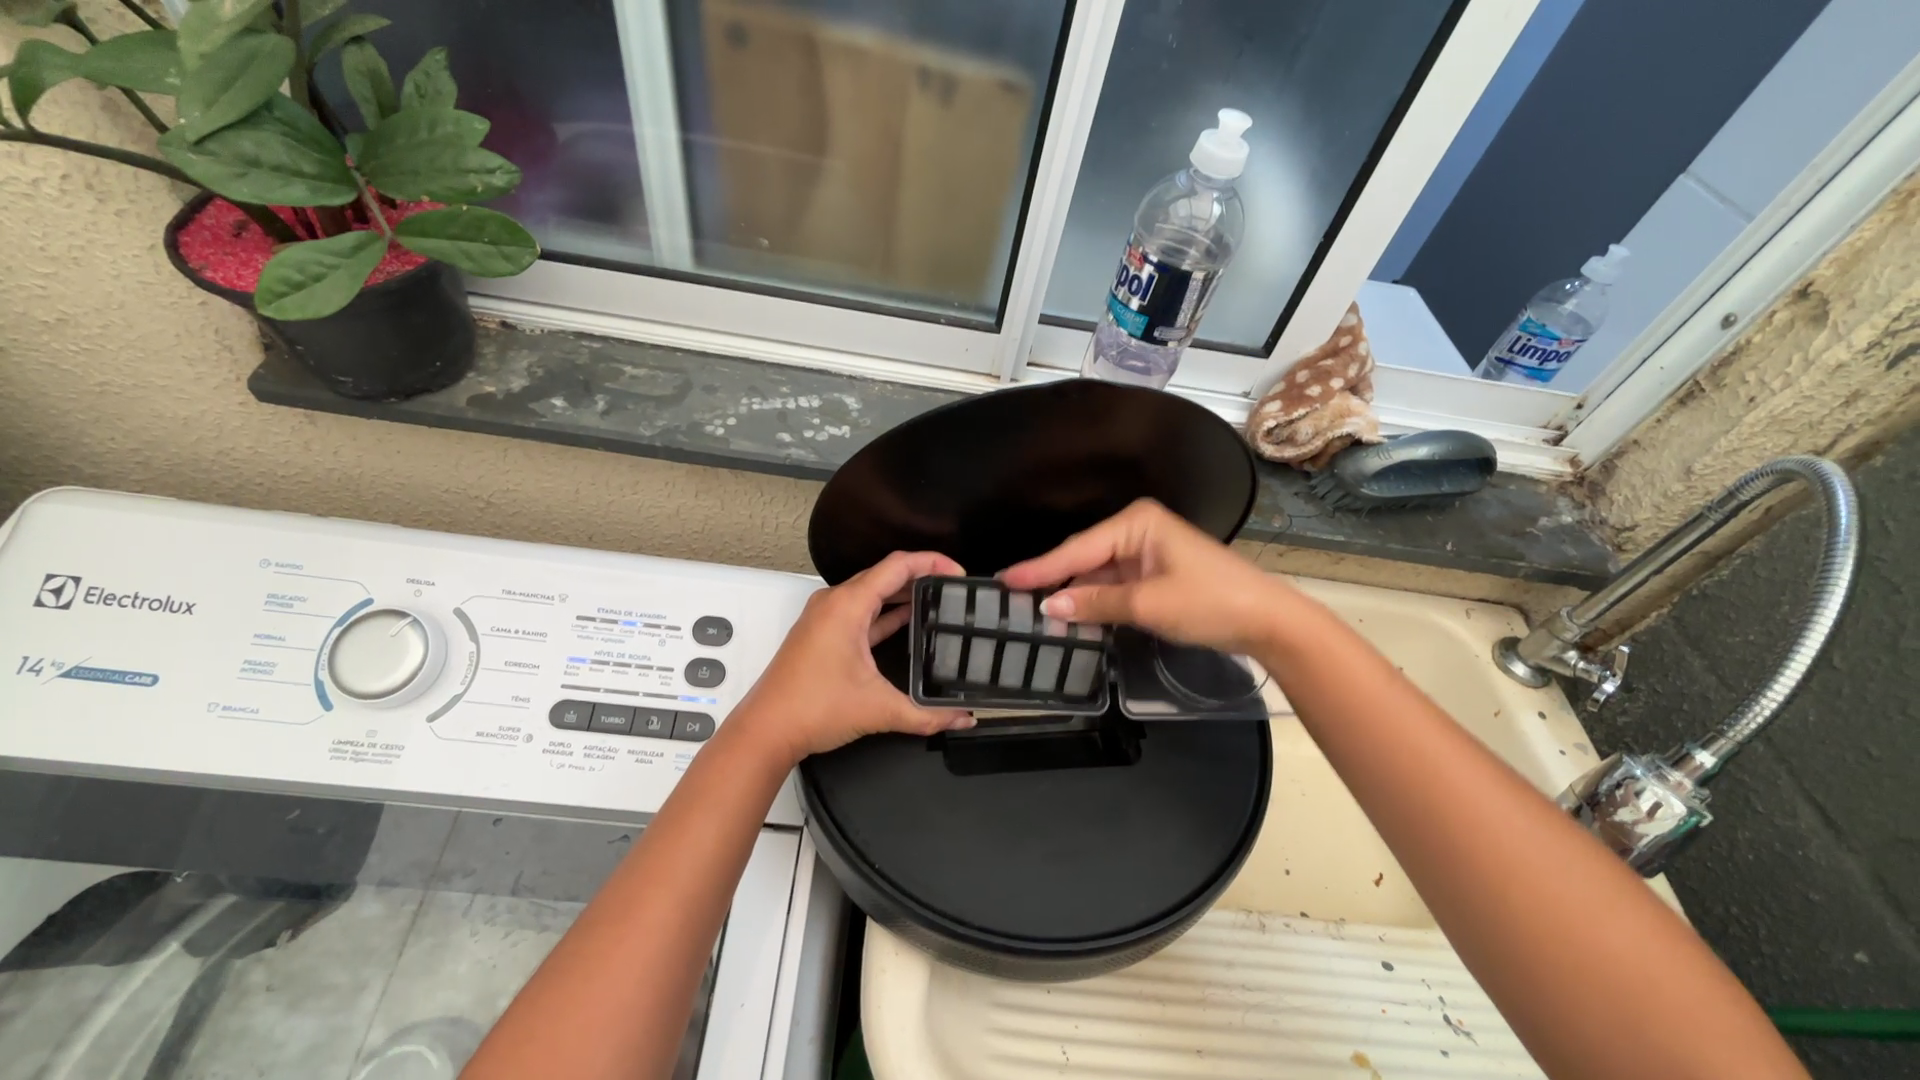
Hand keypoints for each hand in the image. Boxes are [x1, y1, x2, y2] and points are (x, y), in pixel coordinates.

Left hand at [730, 551, 974, 764]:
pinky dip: (885, 611)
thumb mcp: (879, 709)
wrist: (766, 731)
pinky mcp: (823, 634)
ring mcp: (825, 618)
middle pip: (885, 574)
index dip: (932, 562)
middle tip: (952, 584)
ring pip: (872, 592)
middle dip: (921, 575)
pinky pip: (860, 611)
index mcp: (847, 606)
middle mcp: (833, 603)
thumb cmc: (806, 709)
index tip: (957, 570)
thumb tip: (961, 717)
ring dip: (903, 592)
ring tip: (936, 598)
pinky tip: (906, 620)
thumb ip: (927, 714)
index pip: (897, 565)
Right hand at [1000, 498, 1300, 656]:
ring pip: (1096, 575)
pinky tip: (1071, 616)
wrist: (1267, 621)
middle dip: (1052, 581)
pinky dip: (1094, 602)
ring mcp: (1146, 553)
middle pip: (1083, 558)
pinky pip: (1113, 586)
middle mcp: (1137, 530)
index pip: (1077, 549)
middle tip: (1010, 600)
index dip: (1039, 569)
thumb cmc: (1211, 602)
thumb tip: (1048, 608)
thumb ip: (1095, 604)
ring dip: (1073, 595)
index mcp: (1136, 522)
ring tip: (1032, 611)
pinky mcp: (1154, 575)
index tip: (1004, 580)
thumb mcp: (1148, 605)